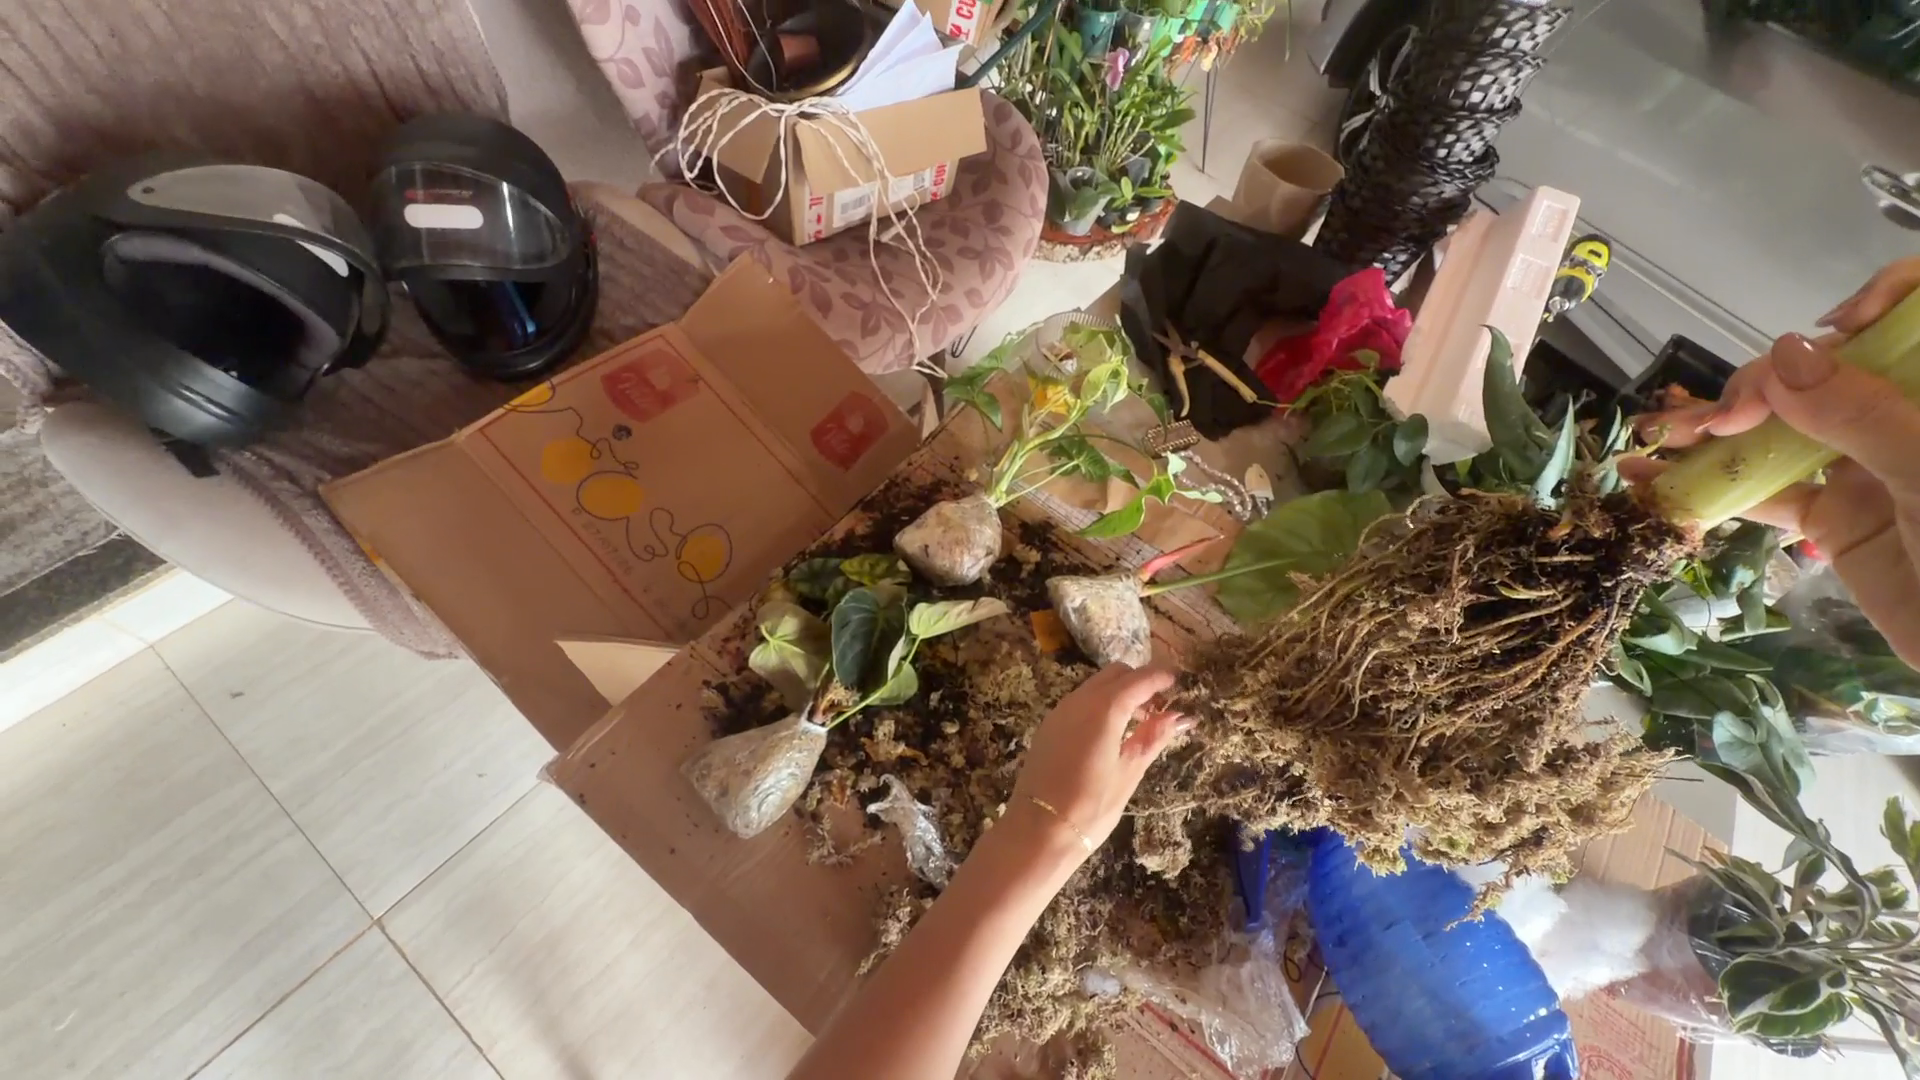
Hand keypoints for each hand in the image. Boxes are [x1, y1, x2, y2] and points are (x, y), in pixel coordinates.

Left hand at [1008, 663, 1189, 857]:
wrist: (1037, 830)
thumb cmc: (1090, 807)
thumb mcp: (1128, 773)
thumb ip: (1152, 738)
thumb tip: (1179, 717)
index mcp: (1103, 710)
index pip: (1137, 680)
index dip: (1159, 677)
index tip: (1178, 681)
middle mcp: (1078, 701)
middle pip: (1114, 674)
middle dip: (1139, 682)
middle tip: (1159, 708)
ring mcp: (1059, 711)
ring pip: (1095, 685)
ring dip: (1119, 692)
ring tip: (1138, 723)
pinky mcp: (1049, 725)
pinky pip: (1080, 700)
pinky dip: (1100, 704)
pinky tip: (1111, 732)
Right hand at [1631, 258, 1919, 663]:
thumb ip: (1862, 413)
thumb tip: (1785, 350)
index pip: (1915, 315)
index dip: (1876, 303)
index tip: (1820, 336)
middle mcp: (1903, 418)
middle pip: (1823, 373)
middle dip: (1760, 387)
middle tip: (1721, 423)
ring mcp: (1866, 467)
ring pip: (1780, 430)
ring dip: (1714, 432)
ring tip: (1658, 439)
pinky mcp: (1830, 515)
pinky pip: (1759, 491)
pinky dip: (1702, 487)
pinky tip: (1648, 479)